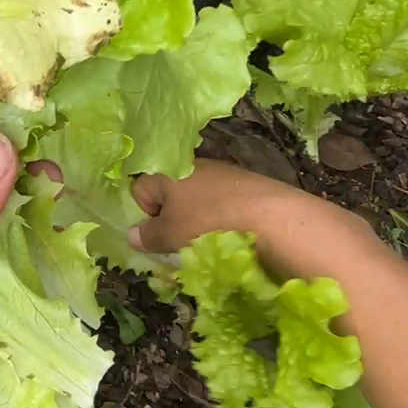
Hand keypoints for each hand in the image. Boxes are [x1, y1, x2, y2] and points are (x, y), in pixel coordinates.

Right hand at [129, 159, 373, 270]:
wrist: (275, 218)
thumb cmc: (210, 224)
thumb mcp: (171, 236)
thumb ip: (148, 235)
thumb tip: (133, 235)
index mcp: (166, 173)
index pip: (140, 188)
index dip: (144, 212)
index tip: (158, 233)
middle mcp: (191, 166)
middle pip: (169, 193)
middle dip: (172, 217)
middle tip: (181, 241)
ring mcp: (222, 173)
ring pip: (197, 198)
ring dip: (197, 218)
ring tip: (210, 241)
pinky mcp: (247, 184)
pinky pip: (222, 202)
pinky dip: (223, 217)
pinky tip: (234, 234)